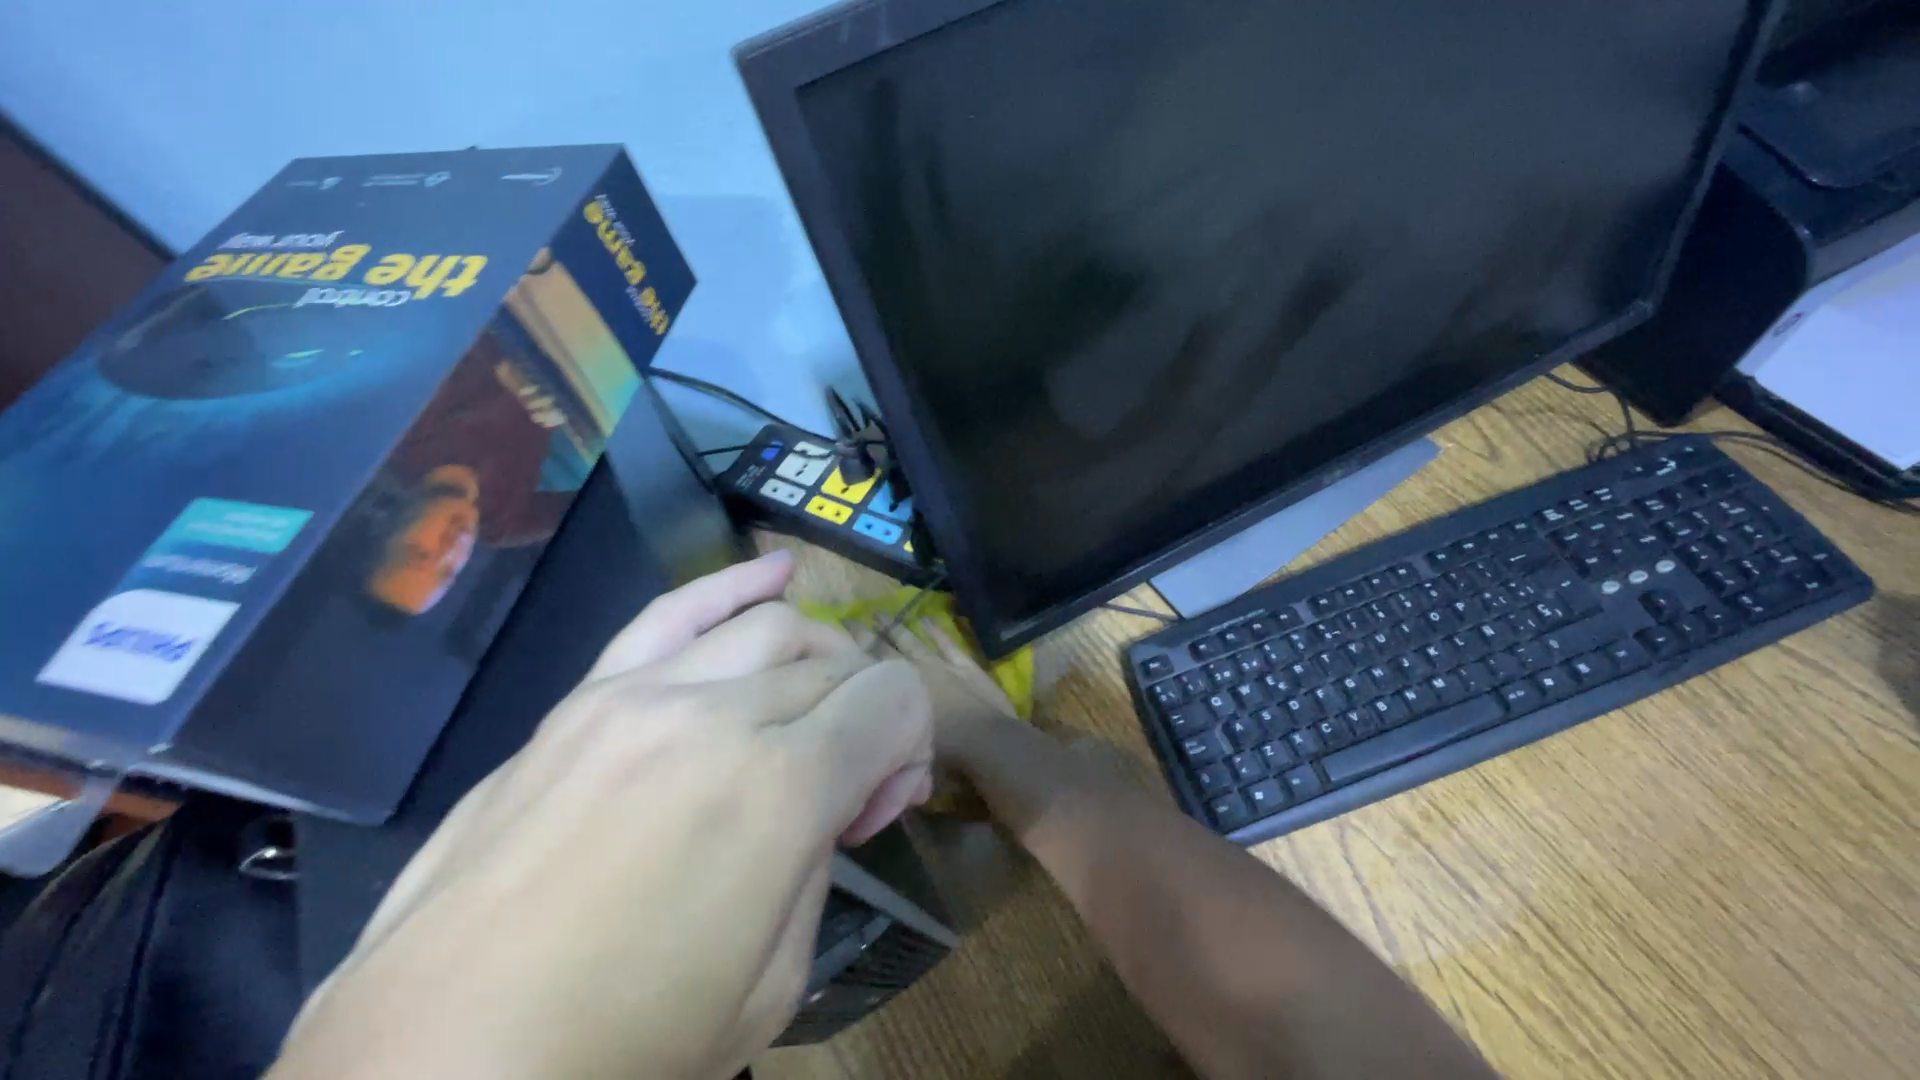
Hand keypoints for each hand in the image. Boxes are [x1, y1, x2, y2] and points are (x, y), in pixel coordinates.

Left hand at [271, 551, 934, 1079]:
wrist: (437, 1063)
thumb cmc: (625, 1046)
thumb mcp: (773, 983)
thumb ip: (820, 859)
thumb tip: (836, 796)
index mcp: (779, 790)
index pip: (893, 700)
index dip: (910, 747)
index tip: (881, 806)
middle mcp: (718, 714)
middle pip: (835, 665)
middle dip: (866, 713)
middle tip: (849, 787)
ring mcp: (640, 694)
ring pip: (770, 628)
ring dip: (818, 660)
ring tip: (813, 709)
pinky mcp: (581, 699)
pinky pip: (671, 612)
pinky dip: (734, 585)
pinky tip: (775, 574)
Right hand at [855, 617, 1019, 775]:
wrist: (987, 742)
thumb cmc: (944, 755)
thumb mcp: (906, 748)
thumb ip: (888, 733)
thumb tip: (870, 735)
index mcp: (897, 694)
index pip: (869, 668)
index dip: (854, 651)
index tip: (839, 636)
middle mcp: (914, 673)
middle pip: (886, 649)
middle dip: (869, 634)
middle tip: (853, 618)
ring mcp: (941, 666)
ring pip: (913, 642)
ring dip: (897, 627)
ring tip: (881, 613)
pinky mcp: (966, 667)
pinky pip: (948, 644)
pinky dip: (937, 631)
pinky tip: (927, 619)